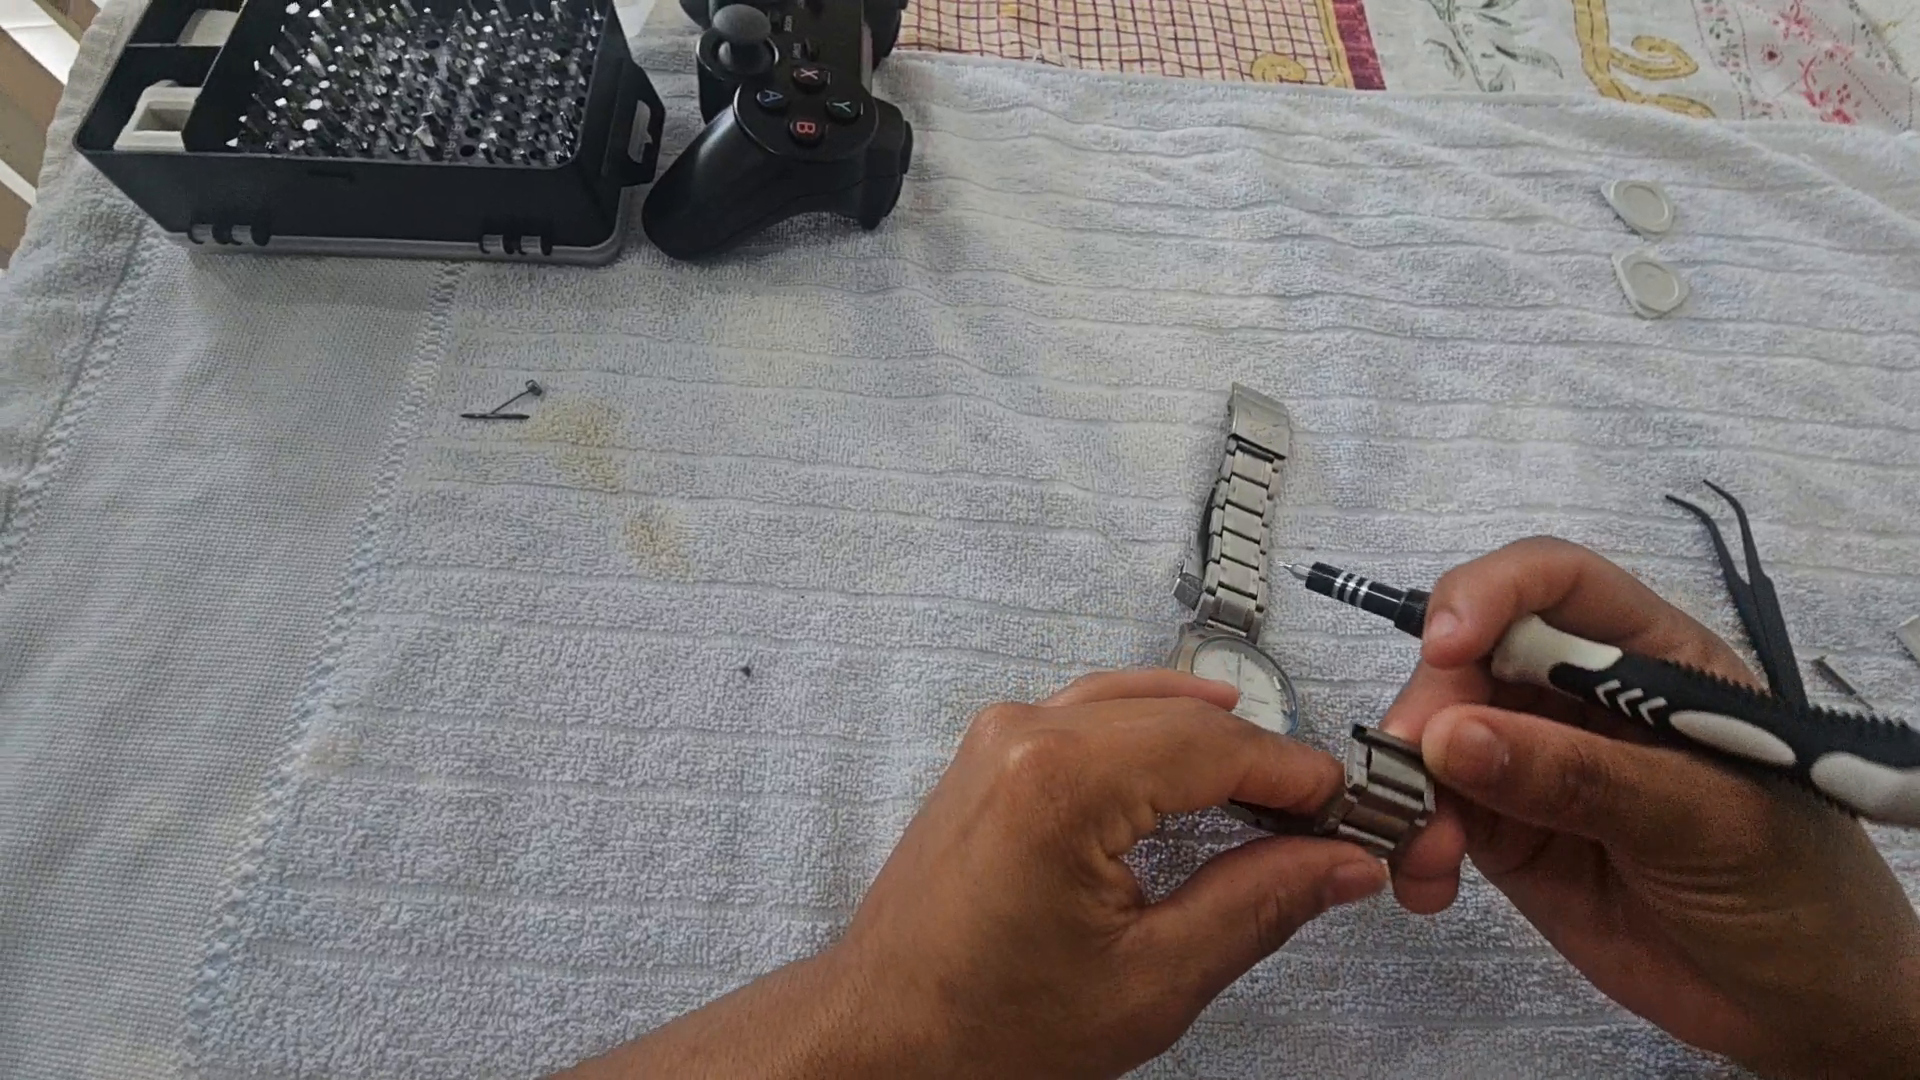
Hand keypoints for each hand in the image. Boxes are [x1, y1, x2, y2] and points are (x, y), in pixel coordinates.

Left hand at [561, 670, 1388, 1079]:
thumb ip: (1257, 904)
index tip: (1353, 808)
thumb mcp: (1149, 980)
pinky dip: (1150, 718)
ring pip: (1138, 704)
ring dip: (1210, 737)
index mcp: (1062, 779)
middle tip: (1325, 815)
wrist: (885, 1025)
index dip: (1296, 776)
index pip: (1213, 749)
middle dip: (1259, 761)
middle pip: (1179, 720)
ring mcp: (1003, 727)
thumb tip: (1341, 863)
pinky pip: (1092, 707)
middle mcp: (1027, 729)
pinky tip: (1192, 724)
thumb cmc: (995, 1022)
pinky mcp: (995, 741)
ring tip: (1275, 785)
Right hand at [1382, 537, 1919, 1077]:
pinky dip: (1408, 835)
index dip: (1489, 594)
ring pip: (1426, 728)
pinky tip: (1426, 879)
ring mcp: (1516, 750)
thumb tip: (1443, 737)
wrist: (1793, 1015)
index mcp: (1643, 657)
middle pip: (1465, 656)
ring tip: (1426, 853)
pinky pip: (1421, 801)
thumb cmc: (1794, 897)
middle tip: (1409, 769)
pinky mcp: (1485, 812)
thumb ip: (1578, 776)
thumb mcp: (1708, 825)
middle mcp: (1566, 690)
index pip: (1552, 581)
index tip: (1445, 649)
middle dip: (1428, 707)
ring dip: (1404, 783)